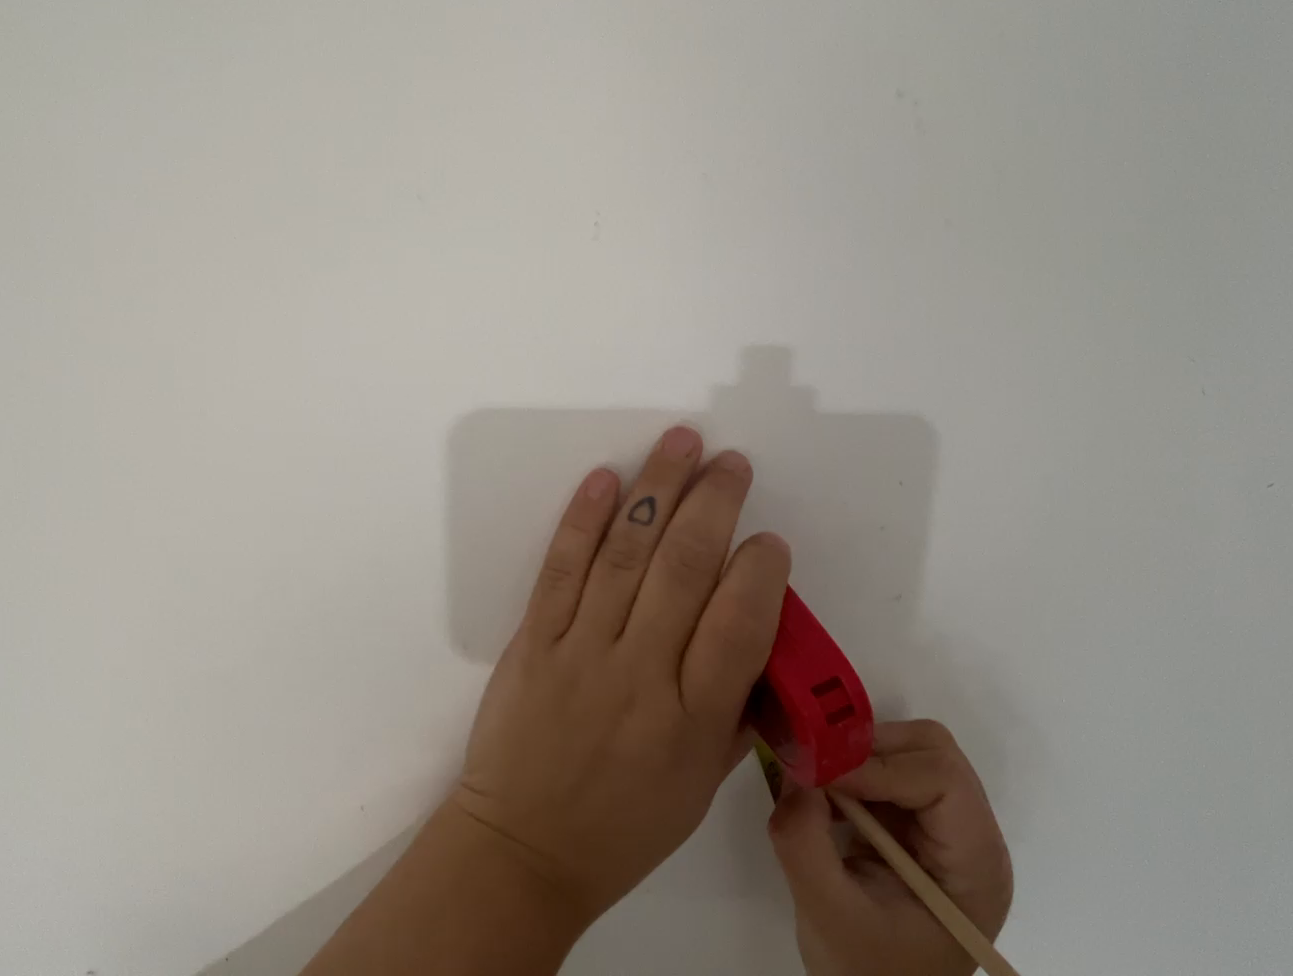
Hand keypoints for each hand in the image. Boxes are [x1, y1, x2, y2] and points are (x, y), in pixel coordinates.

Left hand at [447, 425, 791, 922]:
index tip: (770, 540)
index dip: (759, 572)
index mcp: (693, 719)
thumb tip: (760, 644)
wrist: (522, 848)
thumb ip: (733, 713)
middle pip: (683, 570)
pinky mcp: (533, 641)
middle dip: (712, 505)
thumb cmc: (622, 828)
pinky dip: (582, 521)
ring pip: (625, 555)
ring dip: (655, 491)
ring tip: (679, 443)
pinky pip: (560, 570)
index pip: (738, 625)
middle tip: (730, 462)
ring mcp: (581, 652)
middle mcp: (640, 674)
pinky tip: (604, 481)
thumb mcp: (699, 787)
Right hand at [769, 720, 1012, 975]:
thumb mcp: (826, 912)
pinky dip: (852, 771)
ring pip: (910, 752)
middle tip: (819, 770)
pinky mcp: (917, 825)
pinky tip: (826, 799)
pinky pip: (889, 770)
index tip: (823, 774)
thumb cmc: (864, 969)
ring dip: (859, 758)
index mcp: (974, 865)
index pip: (943, 779)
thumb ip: (804, 842)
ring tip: (819, 787)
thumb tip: (795, 774)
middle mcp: (971, 837)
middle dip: (870, 750)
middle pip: (933, 753)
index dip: (881, 764)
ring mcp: (945, 829)